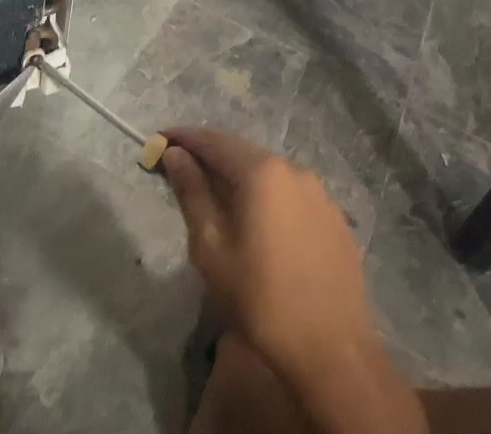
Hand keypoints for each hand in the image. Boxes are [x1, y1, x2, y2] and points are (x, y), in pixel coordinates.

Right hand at [160, 128, 424, 433]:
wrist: (331, 350)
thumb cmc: (260, 299)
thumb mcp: (211, 246)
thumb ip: (192, 193)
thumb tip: (175, 155)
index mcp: (262, 173)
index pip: (213, 141)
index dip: (182, 139)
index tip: (156, 140)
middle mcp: (294, 171)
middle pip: (241, 153)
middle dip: (208, 157)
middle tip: (177, 168)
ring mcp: (320, 194)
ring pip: (268, 173)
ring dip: (237, 176)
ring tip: (212, 195)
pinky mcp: (334, 219)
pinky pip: (290, 194)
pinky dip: (265, 196)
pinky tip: (254, 219)